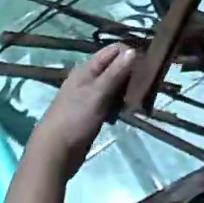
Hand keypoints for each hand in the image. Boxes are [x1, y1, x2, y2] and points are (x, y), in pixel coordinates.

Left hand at [28, 44, 135, 177]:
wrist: (55, 153)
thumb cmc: (75, 119)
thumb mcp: (98, 93)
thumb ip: (115, 72)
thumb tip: (133, 49)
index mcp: (87, 69)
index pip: (114, 50)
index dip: (130, 53)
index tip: (148, 65)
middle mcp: (89, 78)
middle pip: (115, 67)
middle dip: (131, 73)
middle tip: (147, 85)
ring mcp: (90, 96)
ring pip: (114, 85)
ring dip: (126, 90)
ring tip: (140, 99)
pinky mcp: (93, 112)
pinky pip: (111, 101)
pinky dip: (119, 104)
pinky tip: (127, 112)